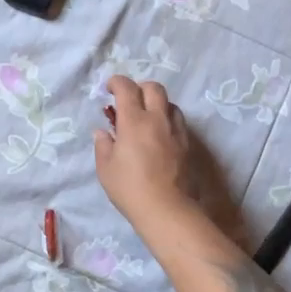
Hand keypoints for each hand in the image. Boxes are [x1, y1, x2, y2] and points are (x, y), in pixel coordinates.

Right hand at [93, 76, 202, 230]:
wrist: (166, 209)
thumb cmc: (129, 188)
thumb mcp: (105, 168)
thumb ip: (103, 145)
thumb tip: (103, 132)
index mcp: (134, 121)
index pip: (127, 88)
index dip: (117, 82)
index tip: (110, 88)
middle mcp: (157, 119)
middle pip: (154, 88)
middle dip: (140, 87)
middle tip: (130, 100)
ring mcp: (175, 131)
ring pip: (170, 103)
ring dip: (157, 104)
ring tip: (147, 118)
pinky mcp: (187, 145)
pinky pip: (178, 122)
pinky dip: (167, 120)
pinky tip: (160, 135)